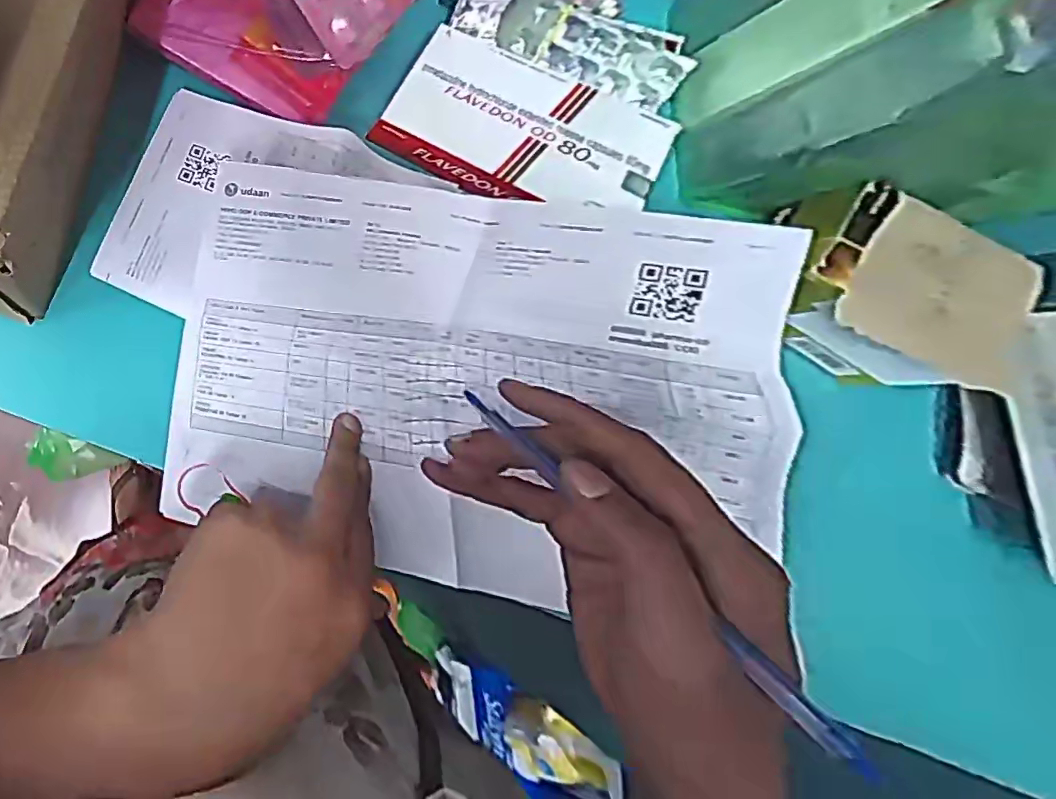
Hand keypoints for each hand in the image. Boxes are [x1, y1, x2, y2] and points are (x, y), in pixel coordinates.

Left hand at [103, 413, 376, 792]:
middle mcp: (319, 558)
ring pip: (272, 508)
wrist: (190, 685)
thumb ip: (334, 593)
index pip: (367, 533)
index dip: (363, 496)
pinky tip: (213, 567)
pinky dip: (227, 533)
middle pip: (338, 494)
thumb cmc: (257, 686)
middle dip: (345, 456)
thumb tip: (329, 552)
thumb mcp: (322, 649)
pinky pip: (235, 515)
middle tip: (346, 429)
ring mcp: (273, 532)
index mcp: (350, 601)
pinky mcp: (231, 518)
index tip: (361, 466)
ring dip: (261, 526)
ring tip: (234, 573)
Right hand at [422, 381, 792, 798]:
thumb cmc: (698, 701)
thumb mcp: (674, 623)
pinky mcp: (594, 554)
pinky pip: (543, 510)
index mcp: (705, 537)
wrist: (688, 760)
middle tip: (463, 444)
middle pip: (586, 466)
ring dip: (503, 469)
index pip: (634, 458)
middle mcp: (664, 525)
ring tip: (450, 460)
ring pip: (557, 485)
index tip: (516, 396)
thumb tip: (578, 470)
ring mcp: (627, 539)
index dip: (575, 419)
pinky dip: (503, 495)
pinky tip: (465, 485)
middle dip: (522, 448)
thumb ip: (636, 540)